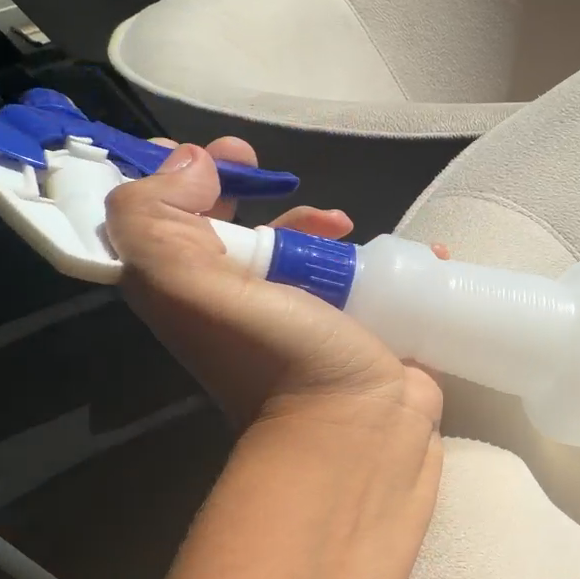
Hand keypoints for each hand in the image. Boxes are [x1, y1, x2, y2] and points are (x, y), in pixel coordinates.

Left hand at [106, 138, 441, 431]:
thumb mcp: (189, 285)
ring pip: (316, 252)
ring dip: (334, 230)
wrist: (361, 424)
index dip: (187, 174)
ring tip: (357, 229)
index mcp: (189, 287)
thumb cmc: (279, 356)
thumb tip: (192, 163)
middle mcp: (245, 299)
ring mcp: (314, 316)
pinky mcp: (370, 329)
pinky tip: (420, 256)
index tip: (231, 153)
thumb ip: (159, 217)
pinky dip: (395, 262)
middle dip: (269, 197)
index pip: (169, 216)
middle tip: (294, 182)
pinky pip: (377, 281)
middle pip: (248, 228)